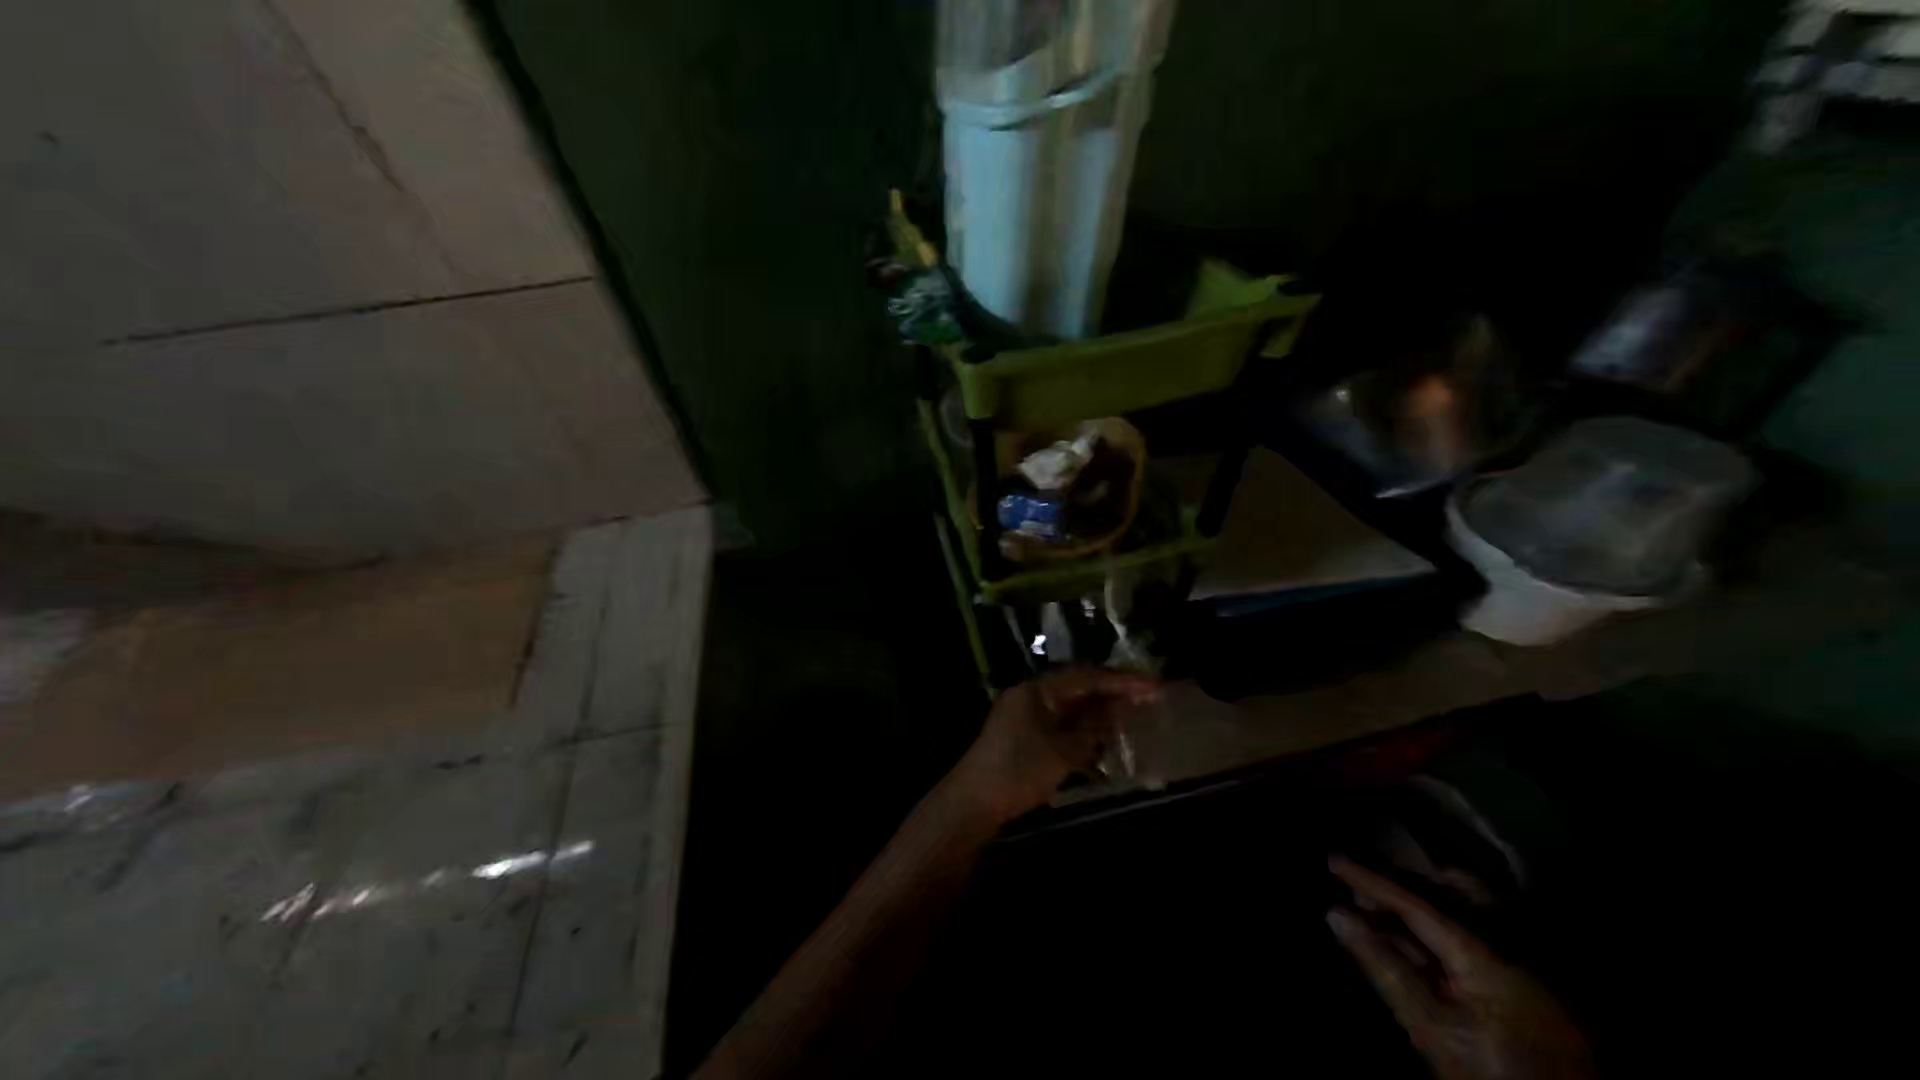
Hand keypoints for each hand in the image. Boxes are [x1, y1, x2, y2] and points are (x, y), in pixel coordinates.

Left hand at [945, 669, 1159, 822]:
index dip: (1122, 681)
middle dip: (1113, 695)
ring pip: (1072, 709)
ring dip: (1100, 714)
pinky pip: (1062, 727)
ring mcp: (1026, 717)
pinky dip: (1084, 733)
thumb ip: (1093, 729)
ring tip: (1134, 718)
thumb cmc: (1018, 770)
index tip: (1153, 685)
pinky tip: (1105, 743)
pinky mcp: (1026, 738)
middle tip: (1149, 698)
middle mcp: (1031, 697)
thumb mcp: (1063, 751)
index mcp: (1036, 690)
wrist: (974, 803)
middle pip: (1078, 689)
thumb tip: (1119, 711)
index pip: (1085, 678)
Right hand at [1328, 856, 1595, 1079]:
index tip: (1334, 860)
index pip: (1418, 904)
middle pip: (1449, 891)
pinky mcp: (1524, 982)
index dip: (1372, 881)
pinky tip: (1405, 941)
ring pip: (1461, 910)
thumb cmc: (1490, 1075)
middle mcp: (1511, 945)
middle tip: (1356, 886)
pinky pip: (1472, 935)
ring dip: (1415, 906)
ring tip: (1373, 910)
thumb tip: (1337, 916)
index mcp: (1489, 955)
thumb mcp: (1430, 1029)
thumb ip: (1383, 968)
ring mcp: (1522, 962)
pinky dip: (1435, 930)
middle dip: (1399, 884)